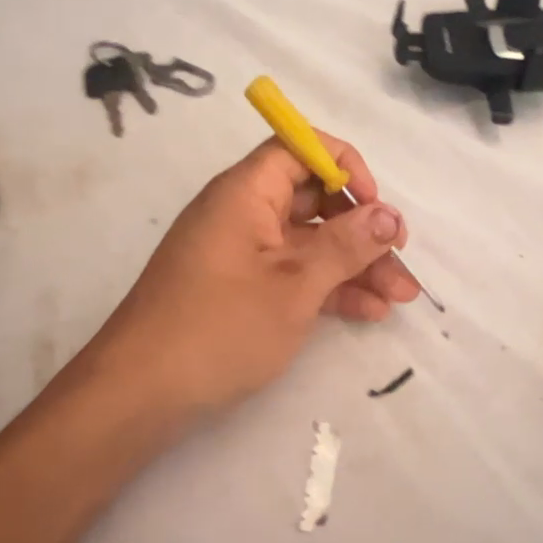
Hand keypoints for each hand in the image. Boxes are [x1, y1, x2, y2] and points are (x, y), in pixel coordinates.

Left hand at [78, 132, 419, 414]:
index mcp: (245, 192)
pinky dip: (327, 289)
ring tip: (400, 299)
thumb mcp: (294, 286)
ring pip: (308, 244)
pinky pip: (291, 275)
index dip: (344, 166)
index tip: (376, 205)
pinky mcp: (239, 290)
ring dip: (355, 266)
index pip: (298, 148)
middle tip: (402, 264)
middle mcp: (241, 213)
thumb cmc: (219, 328)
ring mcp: (240, 254)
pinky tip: (368, 313)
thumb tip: (389, 215)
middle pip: (312, 201)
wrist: (140, 394)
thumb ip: (346, 246)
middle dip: (363, 230)